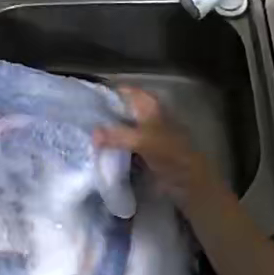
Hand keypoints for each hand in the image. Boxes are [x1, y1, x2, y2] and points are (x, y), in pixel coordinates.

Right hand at [95, 88, 223, 206]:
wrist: (190, 182)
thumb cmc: (170, 153)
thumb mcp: (142, 140)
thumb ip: (116, 135)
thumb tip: (92, 133)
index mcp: (150, 106)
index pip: (126, 91)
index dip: (109, 92)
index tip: (87, 98)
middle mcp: (148, 116)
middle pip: (123, 109)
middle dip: (105, 113)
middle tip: (83, 119)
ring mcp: (147, 134)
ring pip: (123, 127)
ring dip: (109, 132)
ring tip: (86, 134)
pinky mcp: (146, 152)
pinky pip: (125, 145)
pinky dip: (114, 147)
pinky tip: (100, 151)